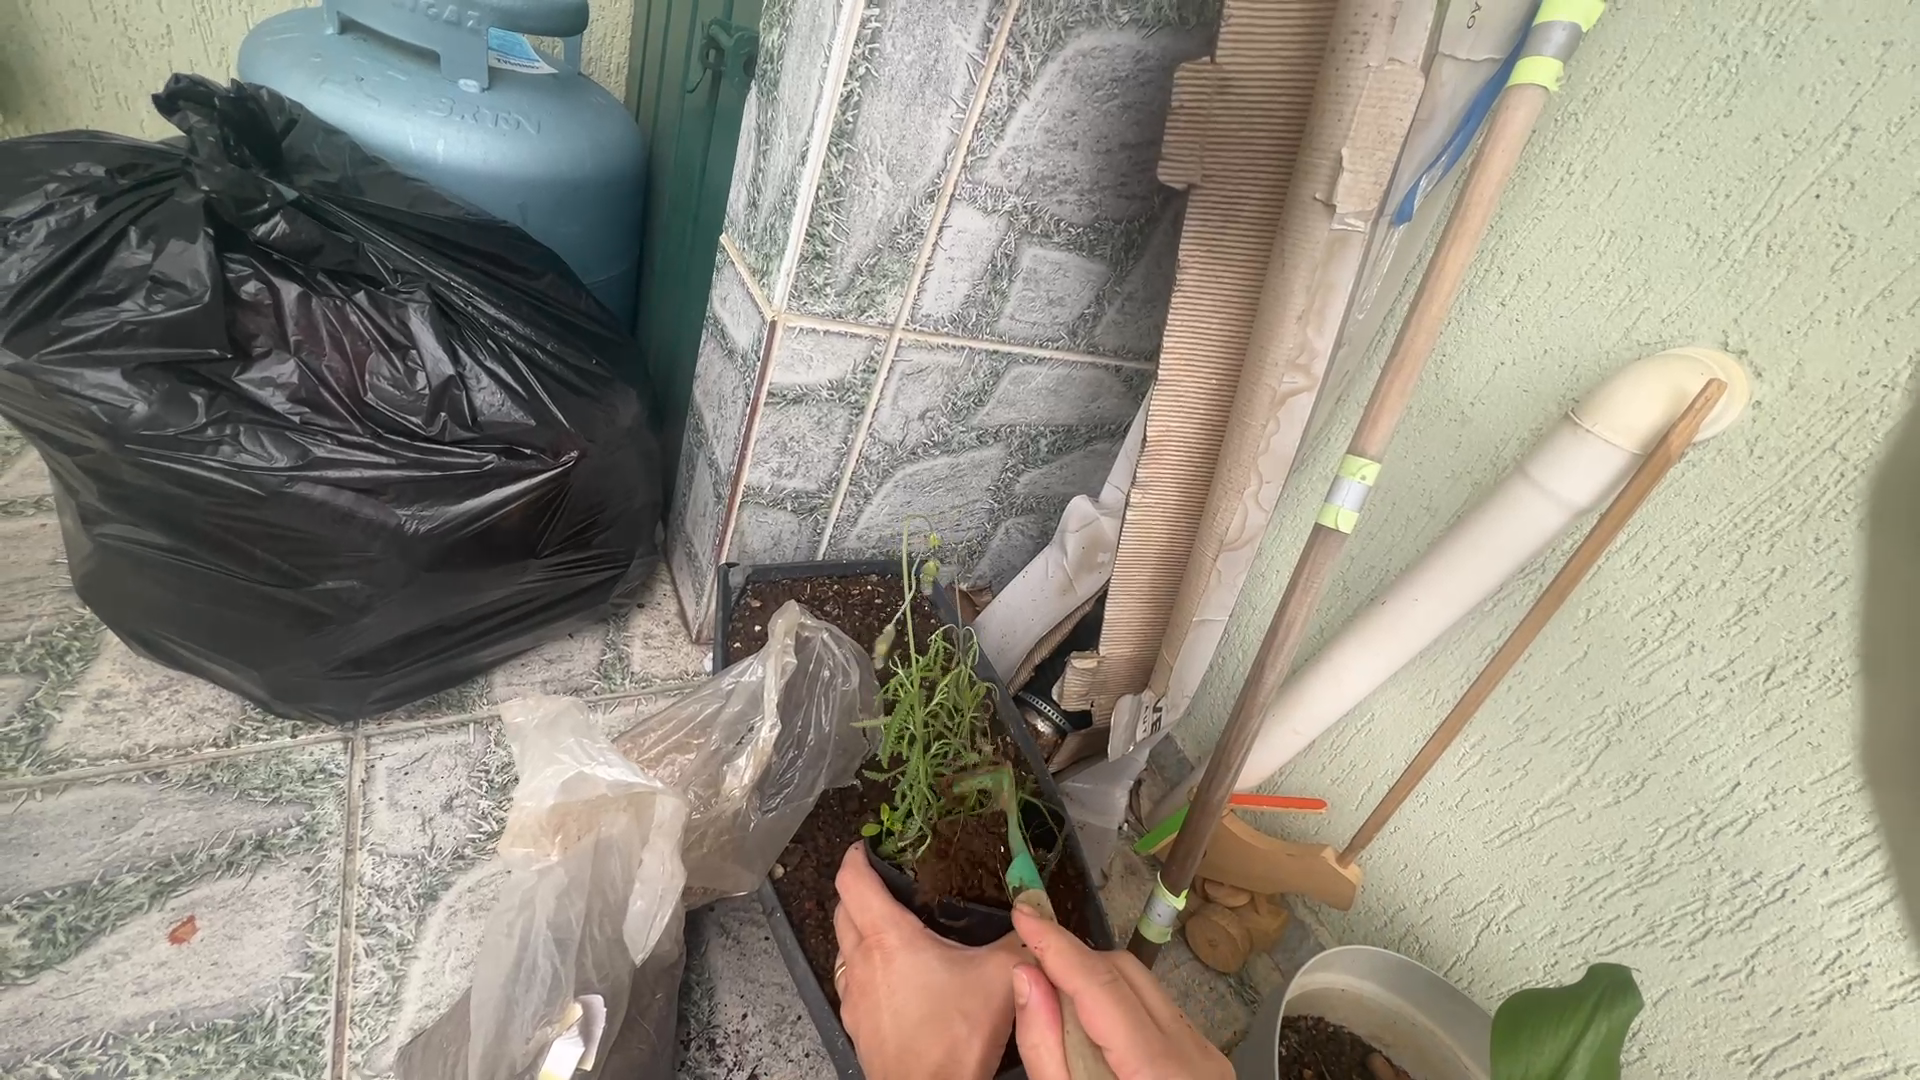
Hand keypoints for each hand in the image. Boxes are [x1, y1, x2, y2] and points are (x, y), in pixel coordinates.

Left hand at [833, 842, 1027, 1079]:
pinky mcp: (857, 1027)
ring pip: (843, 948)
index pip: (852, 880)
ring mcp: (854, 998)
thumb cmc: (954, 1038)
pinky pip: (852, 983)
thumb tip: (1036, 918)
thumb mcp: (999, 977)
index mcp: (887, 937)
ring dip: (858, 930)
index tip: (866, 846)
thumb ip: (1019, 939)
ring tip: (890, 926)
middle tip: (883, 881)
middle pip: (842, 910)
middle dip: (856, 889)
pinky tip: (894, 977)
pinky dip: (864, 967)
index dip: (855, 856)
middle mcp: (861, 962)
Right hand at [1009, 901, 1232, 1079]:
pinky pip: (1157, 1012)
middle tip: (1029, 961)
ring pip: (1142, 987)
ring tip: (1055, 997)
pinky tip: (1093, 1029)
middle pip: (1124, 974)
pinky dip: (1118, 1006)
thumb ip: (1046, 1048)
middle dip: (1073, 960)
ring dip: (1095, 980)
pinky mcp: (1207, 1065)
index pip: (1101, 984)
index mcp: (1159, 1071)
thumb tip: (1026, 975)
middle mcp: (1194, 1053)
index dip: (1057, 944)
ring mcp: (1207, 1059)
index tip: (1022, 909)